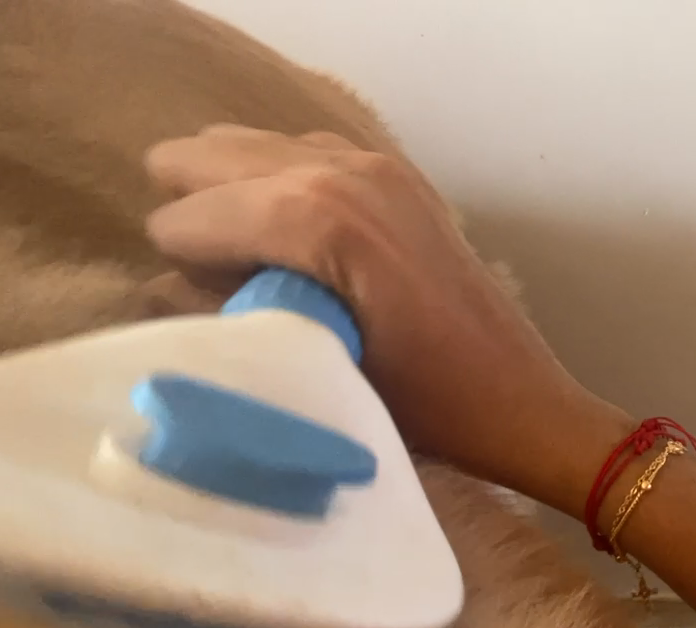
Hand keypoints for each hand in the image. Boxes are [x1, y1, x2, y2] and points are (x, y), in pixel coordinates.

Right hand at [143, 125, 632, 513]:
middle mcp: (342, 170)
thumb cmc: (434, 407)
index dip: (197, 276)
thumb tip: (167, 288)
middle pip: (198, 161)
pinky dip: (299, 194)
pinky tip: (332, 255)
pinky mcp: (409, 184)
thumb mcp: (323, 366)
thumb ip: (233, 316)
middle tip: (263, 291)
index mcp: (314, 215)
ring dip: (249, 204)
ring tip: (298, 275)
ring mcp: (381, 169)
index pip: (180, 219)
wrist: (528, 408)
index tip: (257, 319)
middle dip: (210, 223)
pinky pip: (311, 161)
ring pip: (248, 151)